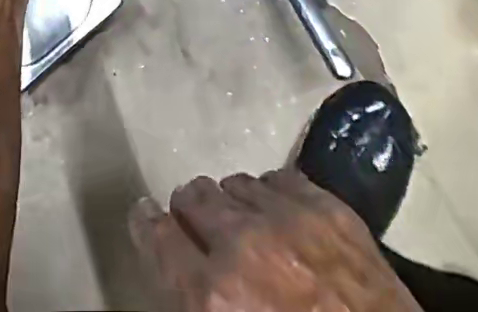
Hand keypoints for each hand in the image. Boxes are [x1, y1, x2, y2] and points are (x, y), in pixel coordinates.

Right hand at [130, 169, 422, 311]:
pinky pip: (280, 178)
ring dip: (234, 204)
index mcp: (213, 294)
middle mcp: (242, 245)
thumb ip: (197, 300)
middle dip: (192, 212)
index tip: (146, 218)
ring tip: (249, 225)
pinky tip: (284, 217)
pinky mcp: (331, 210)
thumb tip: (181, 272)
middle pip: (192, 196)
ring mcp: (289, 221)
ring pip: (234, 182)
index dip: (146, 223)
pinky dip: (275, 196)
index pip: (155, 233)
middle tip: (204, 230)